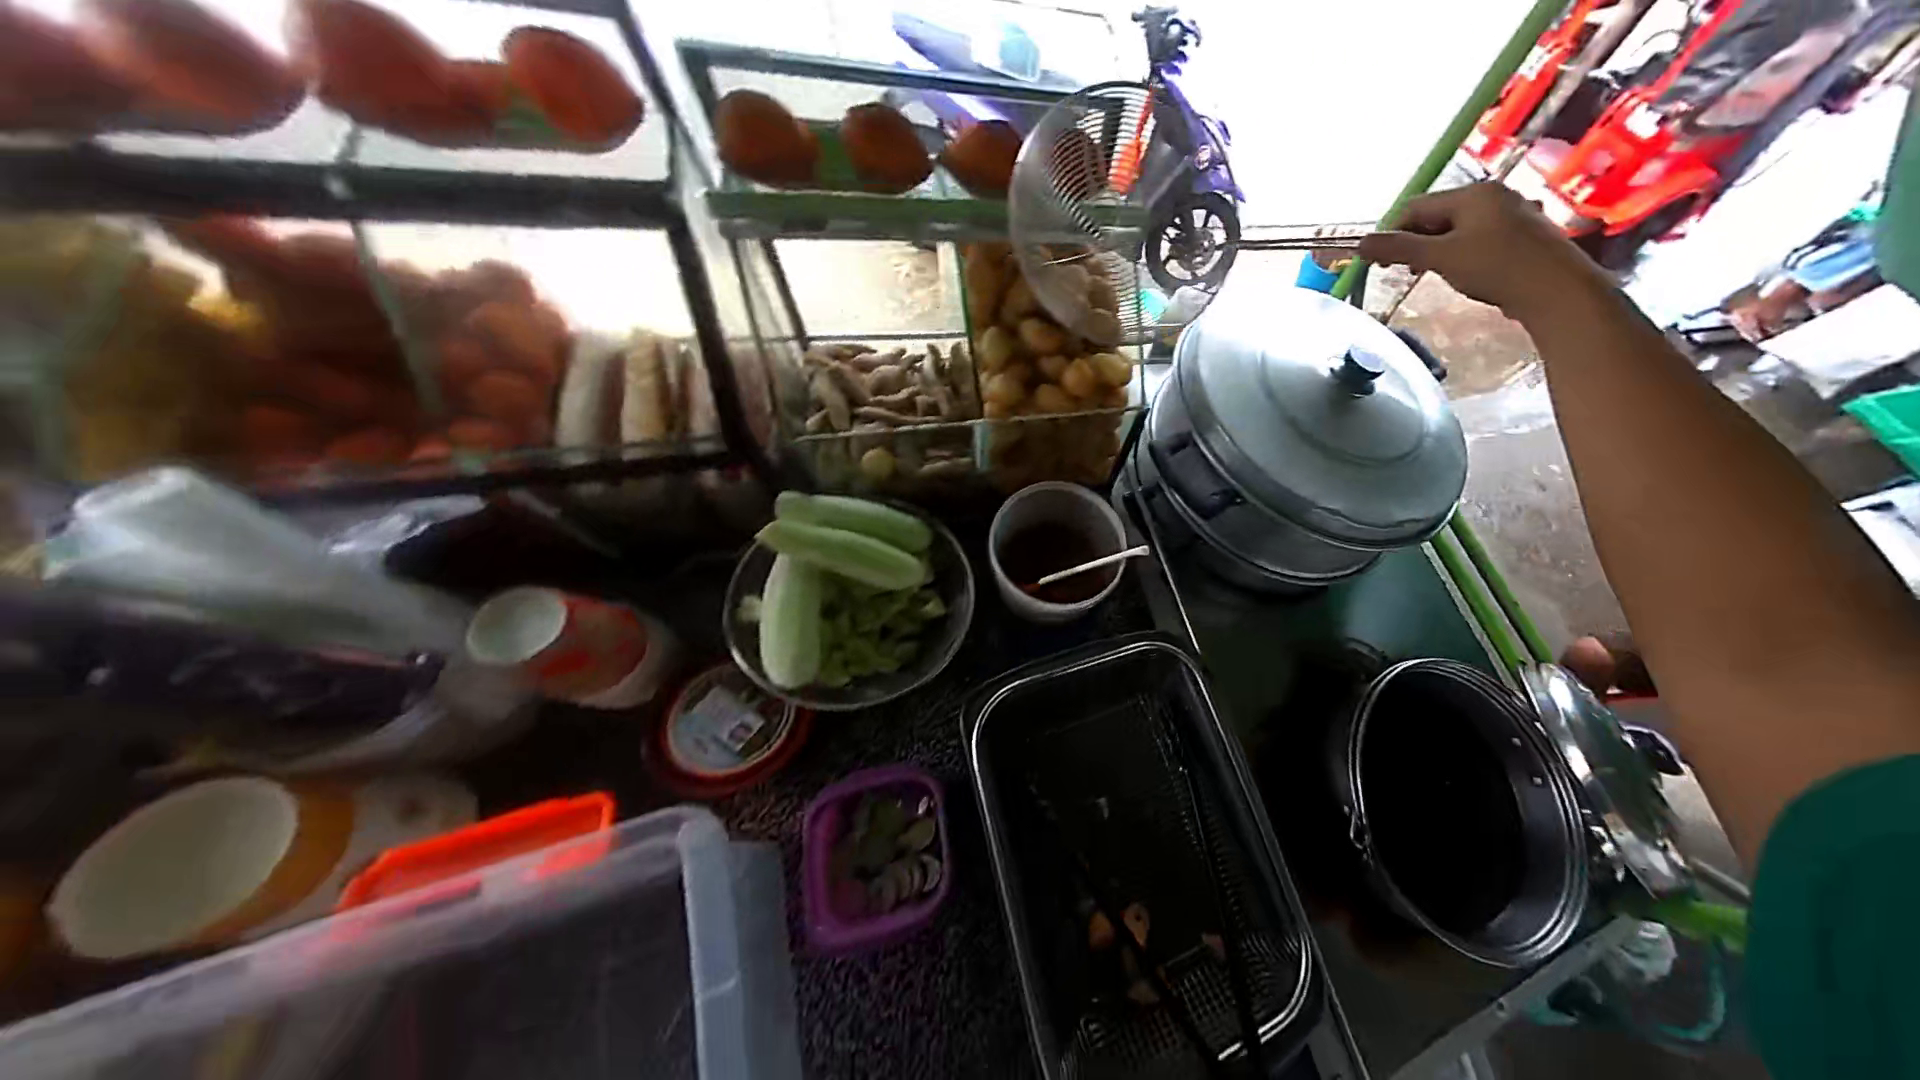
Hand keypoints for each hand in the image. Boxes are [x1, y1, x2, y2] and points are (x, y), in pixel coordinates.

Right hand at [1357, 183, 1609, 322]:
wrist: (1555, 289)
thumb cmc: (1495, 267)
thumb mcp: (1439, 257)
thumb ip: (1398, 249)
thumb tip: (1360, 244)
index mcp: (1473, 195)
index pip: (1415, 207)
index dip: (1392, 232)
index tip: (1379, 261)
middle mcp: (1493, 196)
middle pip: (1436, 215)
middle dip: (1413, 241)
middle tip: (1401, 270)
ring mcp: (1510, 213)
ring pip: (1456, 227)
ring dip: (1434, 249)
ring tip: (1429, 272)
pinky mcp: (1520, 234)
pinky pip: (1477, 237)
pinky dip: (1458, 252)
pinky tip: (1460, 271)